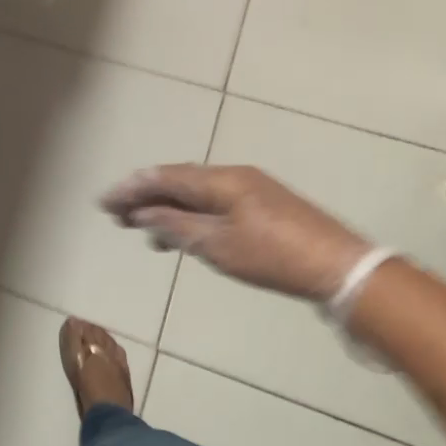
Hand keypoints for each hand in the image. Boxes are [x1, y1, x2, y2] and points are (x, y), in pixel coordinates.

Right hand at [100, 164, 369, 301]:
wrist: (341, 269)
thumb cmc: (273, 256)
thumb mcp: (215, 245)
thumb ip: (174, 226)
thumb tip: (143, 213)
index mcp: (219, 180)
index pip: (162, 177)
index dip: (129, 189)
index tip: (103, 204)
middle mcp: (233, 176)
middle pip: (177, 180)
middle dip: (145, 197)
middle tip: (118, 217)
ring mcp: (252, 189)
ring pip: (195, 192)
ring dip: (167, 208)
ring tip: (145, 231)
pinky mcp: (264, 205)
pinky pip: (213, 201)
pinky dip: (190, 214)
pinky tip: (184, 234)